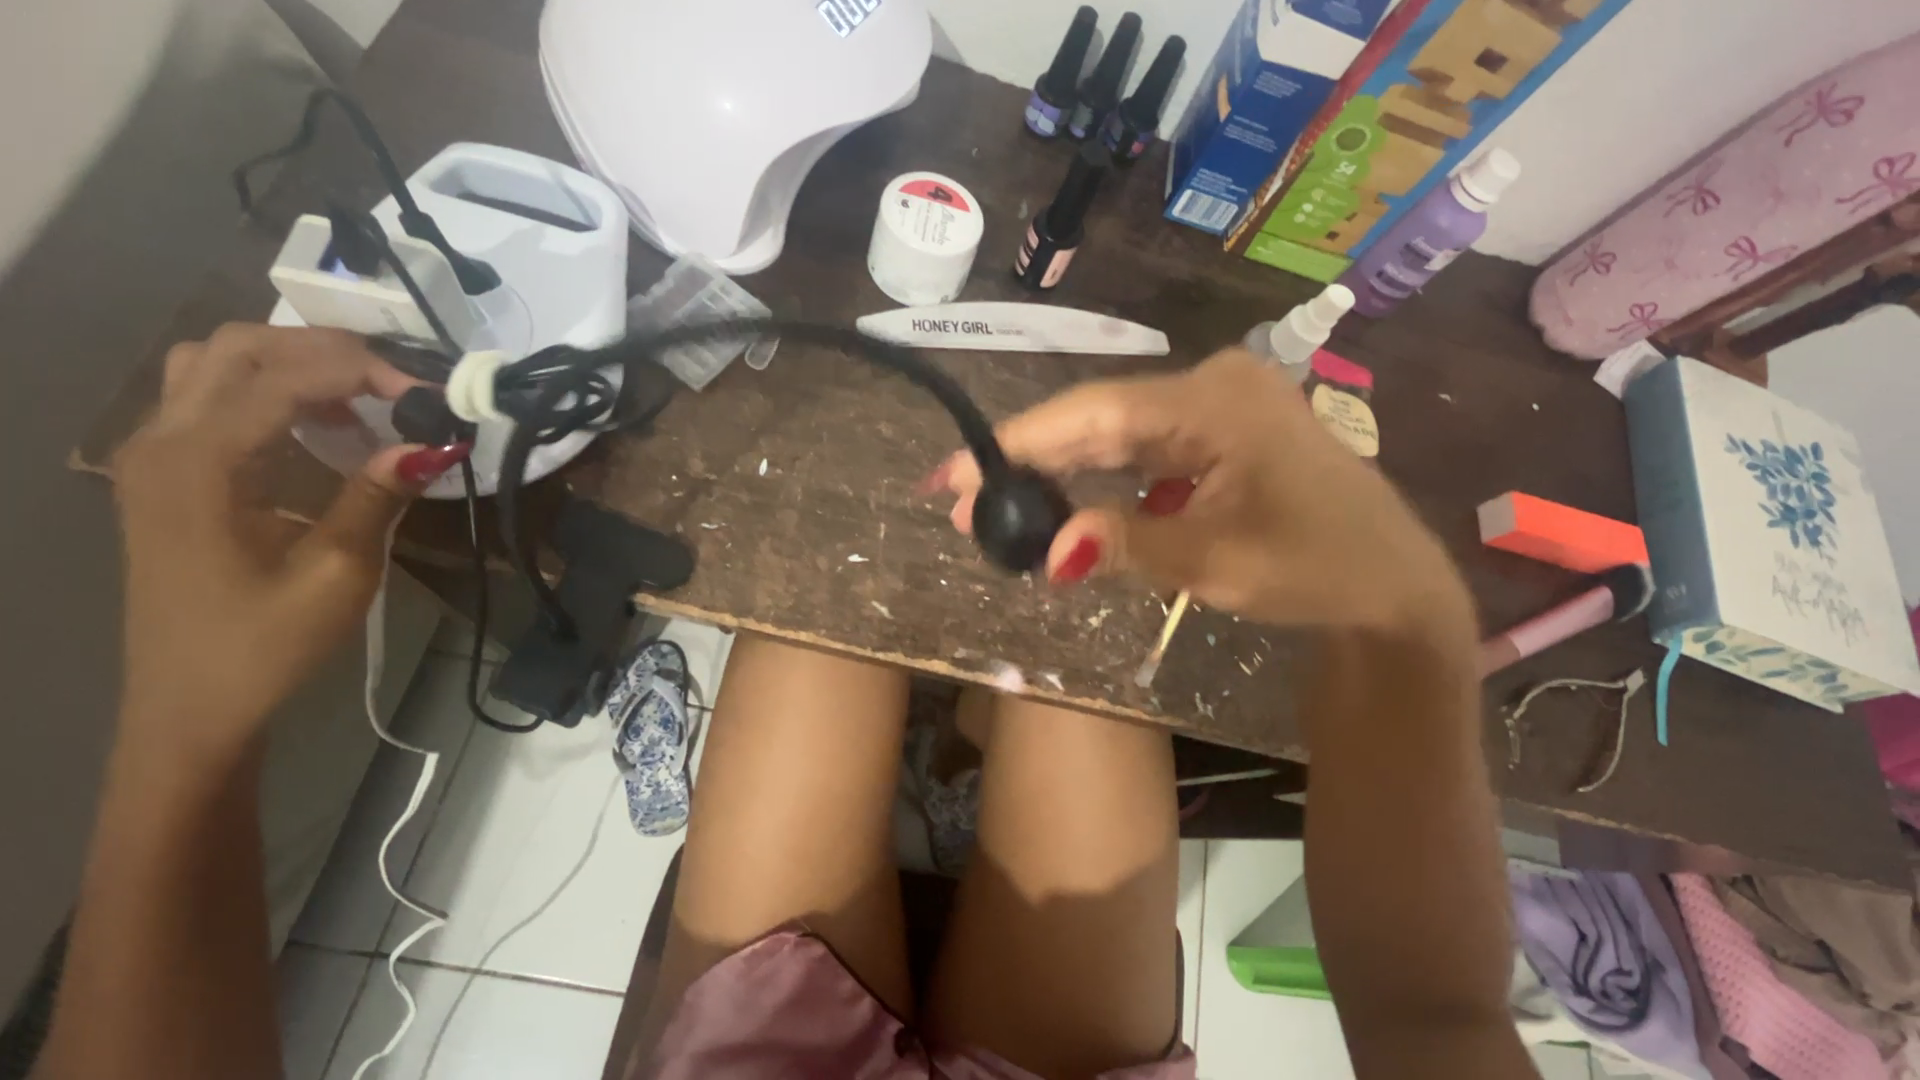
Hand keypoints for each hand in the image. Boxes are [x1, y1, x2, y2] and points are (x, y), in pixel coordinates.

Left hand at [112, 324, 468, 750]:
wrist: (191, 704)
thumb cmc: (264, 645)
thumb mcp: (339, 573)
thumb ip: (378, 495)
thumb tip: (435, 442)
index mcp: (198, 463)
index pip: (285, 376)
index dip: (368, 371)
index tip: (436, 395)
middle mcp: (162, 440)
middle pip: (240, 347)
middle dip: (331, 351)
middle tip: (403, 386)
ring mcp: (154, 453)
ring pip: (217, 361)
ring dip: (295, 363)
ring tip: (363, 398)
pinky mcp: (165, 471)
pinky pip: (210, 395)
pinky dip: (271, 388)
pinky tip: (322, 424)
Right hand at [929, 348, 1472, 637]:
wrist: (1392, 583)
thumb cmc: (1316, 567)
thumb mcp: (1215, 561)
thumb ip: (1127, 544)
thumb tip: (1050, 551)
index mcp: (1216, 402)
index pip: (1095, 413)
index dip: (1021, 442)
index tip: (954, 472)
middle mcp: (1213, 386)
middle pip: (1100, 418)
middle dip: (1032, 461)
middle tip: (961, 501)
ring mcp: (1219, 406)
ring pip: (1118, 433)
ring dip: (1064, 471)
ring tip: (1001, 509)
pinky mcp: (1222, 432)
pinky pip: (1146, 449)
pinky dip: (1106, 478)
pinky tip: (1066, 503)